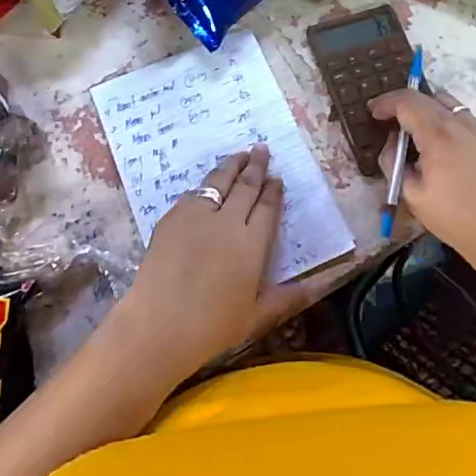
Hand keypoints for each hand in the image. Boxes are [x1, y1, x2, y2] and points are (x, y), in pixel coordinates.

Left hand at [109, 145, 299, 378]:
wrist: (159, 323)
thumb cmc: (212, 326)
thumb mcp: (256, 317)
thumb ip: (286, 298)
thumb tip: (316, 288)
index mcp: (252, 243)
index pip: (267, 207)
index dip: (273, 191)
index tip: (277, 178)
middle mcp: (227, 221)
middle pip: (245, 186)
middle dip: (255, 166)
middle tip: (261, 149)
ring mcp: (197, 216)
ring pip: (218, 181)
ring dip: (231, 165)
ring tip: (239, 154)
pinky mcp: (171, 219)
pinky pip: (192, 195)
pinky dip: (204, 185)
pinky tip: (206, 185)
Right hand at [371, 90, 475, 267]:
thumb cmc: (454, 219)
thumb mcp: (412, 194)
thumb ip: (394, 161)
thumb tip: (393, 143)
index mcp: (439, 135)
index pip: (406, 102)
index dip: (385, 102)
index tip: (373, 113)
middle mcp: (462, 123)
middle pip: (427, 97)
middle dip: (404, 105)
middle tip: (389, 121)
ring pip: (449, 104)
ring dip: (427, 110)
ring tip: (417, 131)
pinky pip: (466, 118)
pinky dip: (448, 121)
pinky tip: (445, 145)